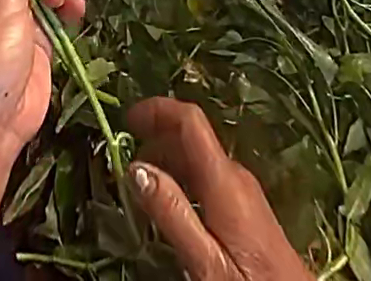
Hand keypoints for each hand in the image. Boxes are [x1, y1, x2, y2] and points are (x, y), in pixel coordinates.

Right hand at [128, 98, 312, 280]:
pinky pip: (207, 175)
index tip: (127, 118)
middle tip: (124, 158)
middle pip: (191, 136)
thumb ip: (171, 213)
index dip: (157, 109)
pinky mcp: (246, 206)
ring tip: (139, 182)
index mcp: (224, 180)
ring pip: (197, 156)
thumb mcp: (205, 262)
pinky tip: (168, 202)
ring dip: (165, 158)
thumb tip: (135, 167)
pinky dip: (181, 176)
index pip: (190, 121)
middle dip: (155, 137)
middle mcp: (235, 175)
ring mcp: (243, 189)